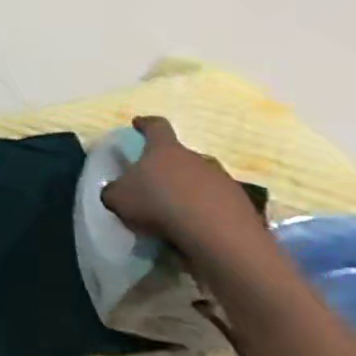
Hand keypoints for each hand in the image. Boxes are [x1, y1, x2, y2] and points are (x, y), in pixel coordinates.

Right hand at [100, 116, 280, 278]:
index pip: (156, 127)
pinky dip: (205, 210)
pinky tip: (194, 227)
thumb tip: (116, 191)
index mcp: (165, 150)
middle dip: (168, 167)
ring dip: (188, 190)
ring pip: (200, 179)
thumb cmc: (158, 204)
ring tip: (175, 211)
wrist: (215, 233)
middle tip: (154, 184)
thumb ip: (115, 191)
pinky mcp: (240, 202)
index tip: (138, 123)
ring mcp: (222, 179)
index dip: (146, 124)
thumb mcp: (118, 199)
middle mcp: (196, 158)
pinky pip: (216, 201)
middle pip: (180, 156)